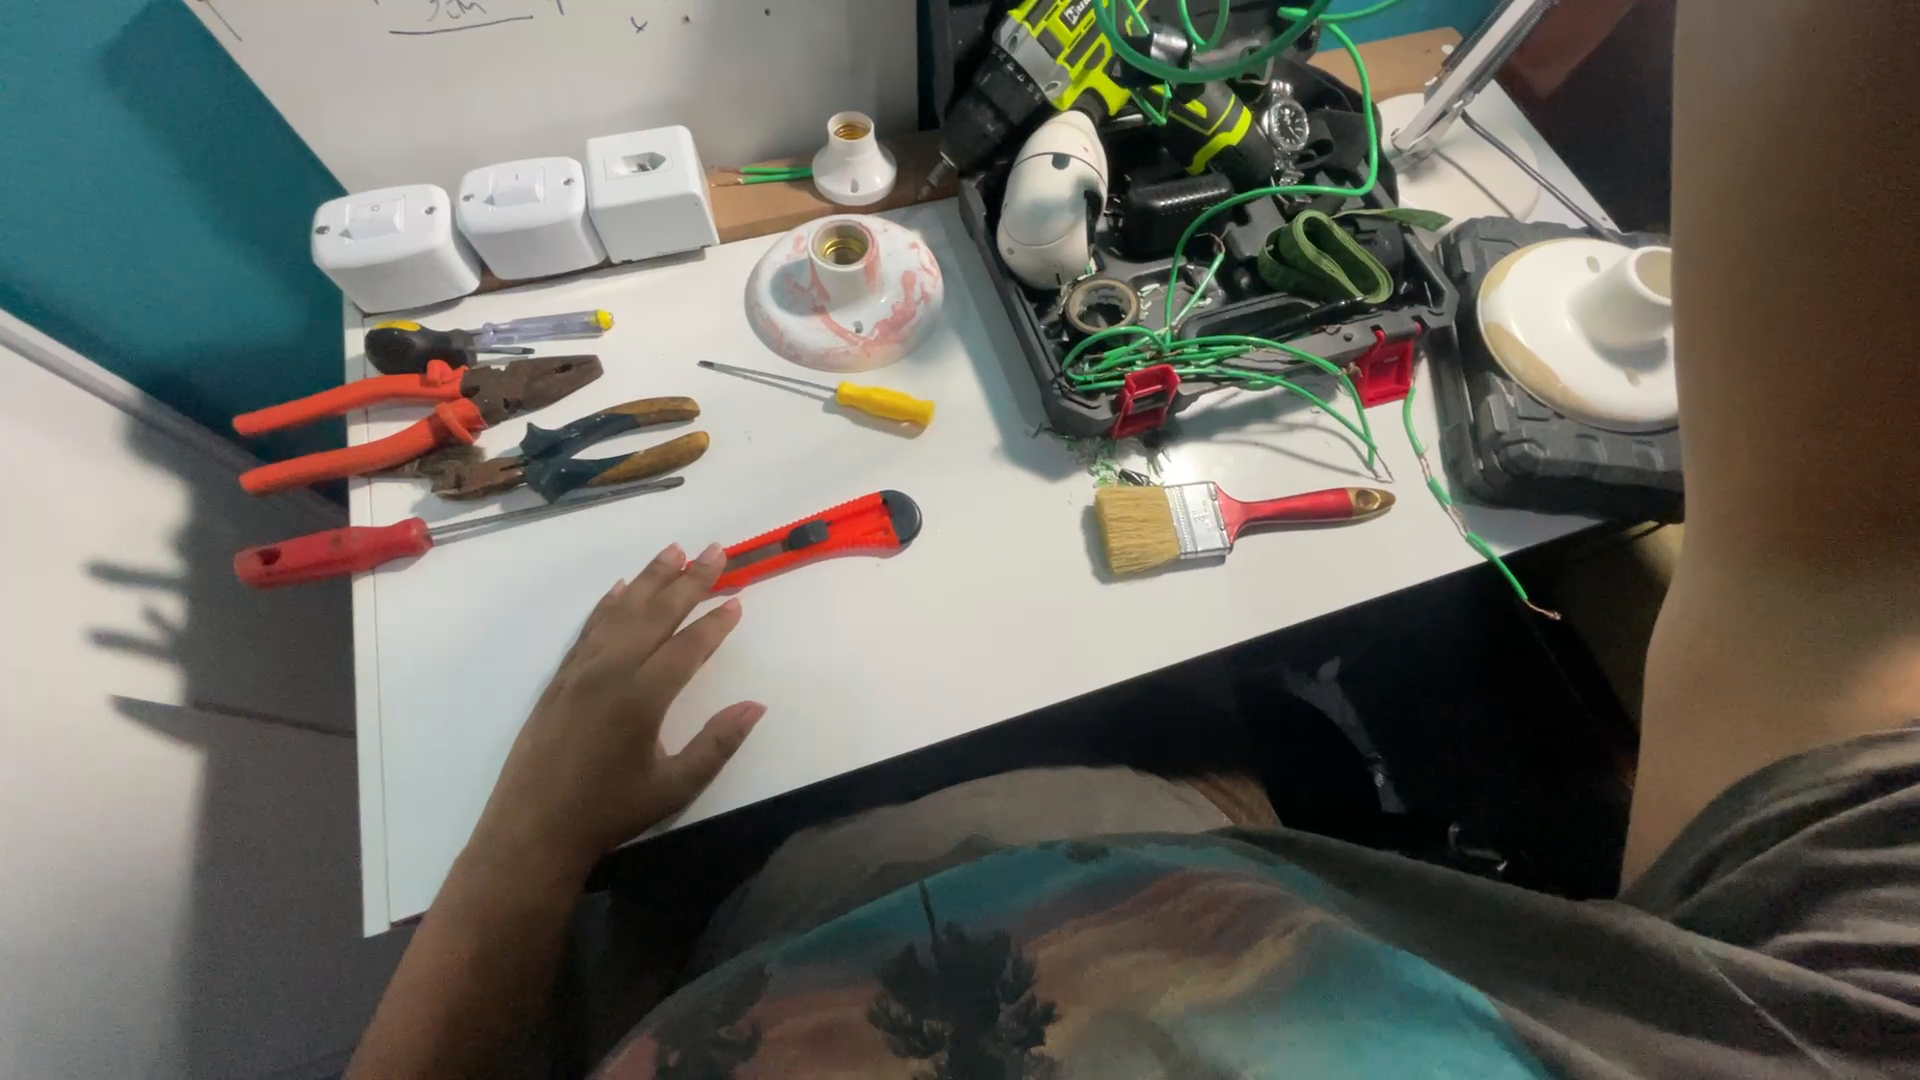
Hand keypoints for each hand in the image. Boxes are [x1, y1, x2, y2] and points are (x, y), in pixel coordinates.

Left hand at [469, 542, 764, 880]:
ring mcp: (579, 672)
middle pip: (656, 615)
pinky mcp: (560, 679)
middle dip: (689, 581)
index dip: (715, 623)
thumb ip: (717, 744)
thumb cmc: (608, 812)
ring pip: (621, 612)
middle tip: (714, 550)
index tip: (738, 600)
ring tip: (674, 551)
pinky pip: (589, 629)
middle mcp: (609, 673)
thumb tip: (756, 705)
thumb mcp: (675, 787)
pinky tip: (621, 587)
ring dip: (650, 579)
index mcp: (641, 699)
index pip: (687, 647)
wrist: (530, 834)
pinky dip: (609, 604)